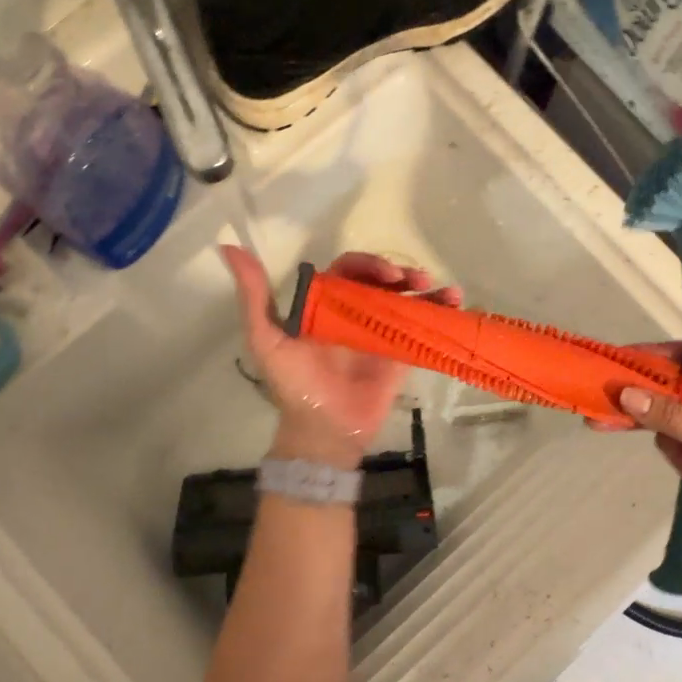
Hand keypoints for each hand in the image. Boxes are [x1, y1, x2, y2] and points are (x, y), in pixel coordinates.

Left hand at [222, 244, 461, 467]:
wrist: (323, 433)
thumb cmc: (294, 387)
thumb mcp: (266, 340)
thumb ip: (254, 297)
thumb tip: (229, 248)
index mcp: (325, 306)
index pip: (350, 270)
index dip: (369, 264)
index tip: (386, 274)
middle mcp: (354, 315)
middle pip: (383, 282)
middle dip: (402, 273)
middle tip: (416, 279)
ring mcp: (380, 335)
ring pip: (406, 301)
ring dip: (426, 290)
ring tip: (445, 292)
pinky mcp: (400, 358)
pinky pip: (421, 330)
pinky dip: (438, 315)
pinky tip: (453, 306)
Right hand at [591, 344, 681, 543]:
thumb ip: (670, 416)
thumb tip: (624, 394)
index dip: (658, 353)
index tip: (624, 358)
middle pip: (669, 384)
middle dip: (645, 400)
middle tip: (604, 398)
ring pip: (662, 415)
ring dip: (671, 442)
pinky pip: (666, 438)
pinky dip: (674, 456)